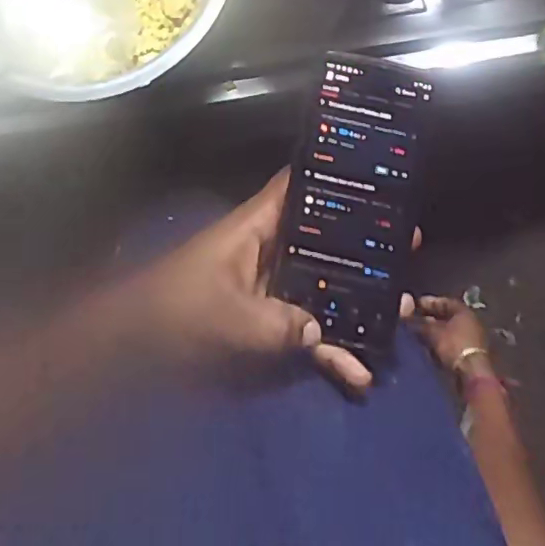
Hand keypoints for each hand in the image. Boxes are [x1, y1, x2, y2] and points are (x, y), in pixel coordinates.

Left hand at [123, 168, 415, 394]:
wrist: (134, 348)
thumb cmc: (176, 311)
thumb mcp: (226, 317)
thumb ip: (274, 324)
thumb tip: (320, 332)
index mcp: (259, 226)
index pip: (298, 185)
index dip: (331, 174)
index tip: (372, 173)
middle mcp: (273, 247)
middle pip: (326, 235)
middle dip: (365, 242)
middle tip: (409, 242)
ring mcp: (275, 283)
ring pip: (326, 282)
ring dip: (359, 299)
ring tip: (401, 309)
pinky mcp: (271, 317)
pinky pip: (310, 326)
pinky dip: (331, 346)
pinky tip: (358, 373)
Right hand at [413, 295, 493, 380]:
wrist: (472, 375)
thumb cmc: (453, 346)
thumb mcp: (432, 332)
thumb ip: (418, 320)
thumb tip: (405, 306)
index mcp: (464, 311)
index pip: (444, 301)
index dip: (428, 302)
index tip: (413, 305)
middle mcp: (470, 322)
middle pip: (447, 316)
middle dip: (429, 318)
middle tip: (413, 320)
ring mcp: (470, 339)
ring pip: (448, 331)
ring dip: (434, 332)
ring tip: (416, 335)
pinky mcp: (468, 354)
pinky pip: (450, 343)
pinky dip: (439, 343)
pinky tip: (427, 348)